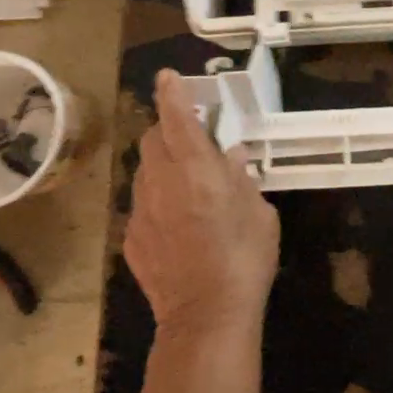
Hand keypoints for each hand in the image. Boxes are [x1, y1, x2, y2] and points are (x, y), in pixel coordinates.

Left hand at [126, 69, 279, 340]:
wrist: (205, 316)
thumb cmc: (244, 258)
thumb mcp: (260, 213)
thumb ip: (242, 180)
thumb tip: (230, 159)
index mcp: (196, 169)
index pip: (176, 117)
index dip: (172, 92)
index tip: (169, 76)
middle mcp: (161, 182)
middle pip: (152, 139)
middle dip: (168, 130)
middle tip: (192, 140)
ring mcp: (141, 211)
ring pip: (144, 172)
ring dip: (162, 167)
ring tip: (187, 186)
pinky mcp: (132, 238)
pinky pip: (142, 205)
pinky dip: (158, 201)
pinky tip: (178, 224)